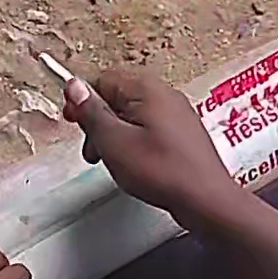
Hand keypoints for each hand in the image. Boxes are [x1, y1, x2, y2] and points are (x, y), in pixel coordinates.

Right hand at [63, 69, 246, 228]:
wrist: (204, 198)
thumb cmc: (164, 172)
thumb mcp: (113, 142)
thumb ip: (92, 113)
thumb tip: (75, 87)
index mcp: (146, 90)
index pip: (102, 80)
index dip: (82, 101)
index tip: (73, 120)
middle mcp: (164, 95)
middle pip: (118, 97)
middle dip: (99, 122)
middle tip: (93, 148)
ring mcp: (176, 114)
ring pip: (133, 116)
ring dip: (115, 136)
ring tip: (113, 161)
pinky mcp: (182, 134)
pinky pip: (149, 129)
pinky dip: (135, 143)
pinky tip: (134, 165)